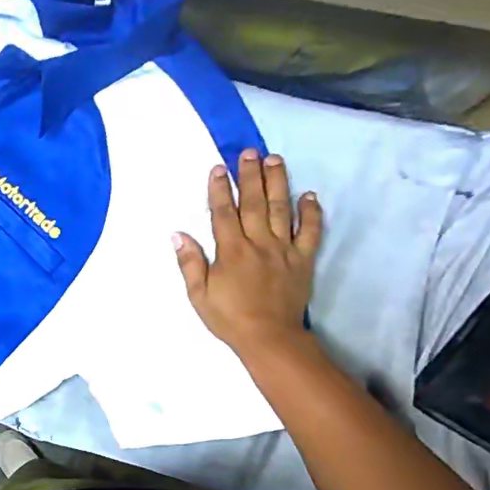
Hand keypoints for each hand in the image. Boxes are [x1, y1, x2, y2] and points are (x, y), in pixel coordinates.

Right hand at [173, 149, 322, 349]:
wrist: (269, 337)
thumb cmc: (228, 318)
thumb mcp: (199, 295)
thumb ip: (190, 263)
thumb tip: (178, 235)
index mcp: (231, 251)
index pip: (223, 213)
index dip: (219, 190)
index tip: (218, 168)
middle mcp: (258, 243)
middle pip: (254, 203)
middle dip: (250, 176)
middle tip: (249, 152)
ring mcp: (283, 249)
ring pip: (281, 210)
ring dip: (278, 183)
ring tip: (275, 160)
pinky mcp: (303, 260)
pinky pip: (310, 232)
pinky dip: (310, 213)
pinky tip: (309, 196)